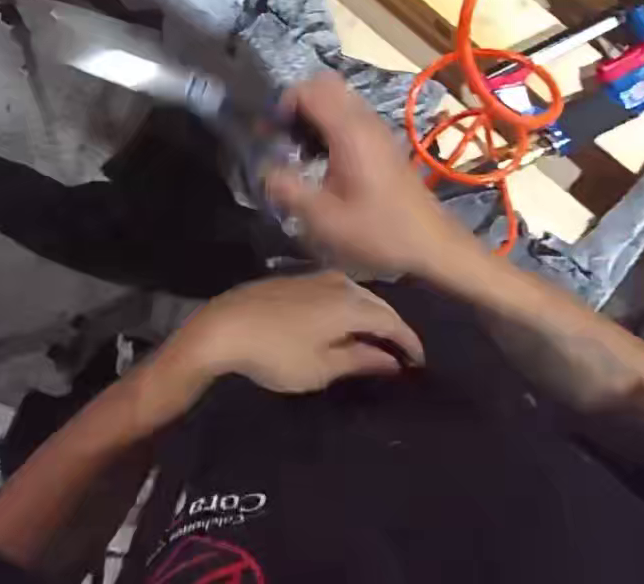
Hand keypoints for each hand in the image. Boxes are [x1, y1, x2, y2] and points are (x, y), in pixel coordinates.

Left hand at [164, 272, 425, 393]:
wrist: (224, 326)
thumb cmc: (276, 353)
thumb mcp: (321, 368)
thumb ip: (360, 359)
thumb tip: (393, 360)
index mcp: (351, 303)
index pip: (393, 321)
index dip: (409, 342)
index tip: (419, 362)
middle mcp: (341, 282)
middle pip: (378, 303)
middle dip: (392, 327)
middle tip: (400, 353)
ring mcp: (318, 276)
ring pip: (358, 294)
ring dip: (370, 316)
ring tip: (375, 339)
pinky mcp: (299, 278)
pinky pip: (339, 290)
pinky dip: (350, 308)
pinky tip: (343, 323)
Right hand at [262, 74, 478, 276]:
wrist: (430, 242)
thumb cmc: (378, 232)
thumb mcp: (325, 220)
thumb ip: (289, 190)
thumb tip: (265, 169)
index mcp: (349, 132)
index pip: (310, 89)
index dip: (284, 103)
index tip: (272, 132)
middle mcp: (364, 120)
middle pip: (325, 85)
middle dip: (298, 103)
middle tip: (284, 136)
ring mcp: (377, 128)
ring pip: (339, 98)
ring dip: (315, 114)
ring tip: (301, 150)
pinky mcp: (383, 140)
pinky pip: (351, 115)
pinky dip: (331, 124)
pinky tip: (324, 160)